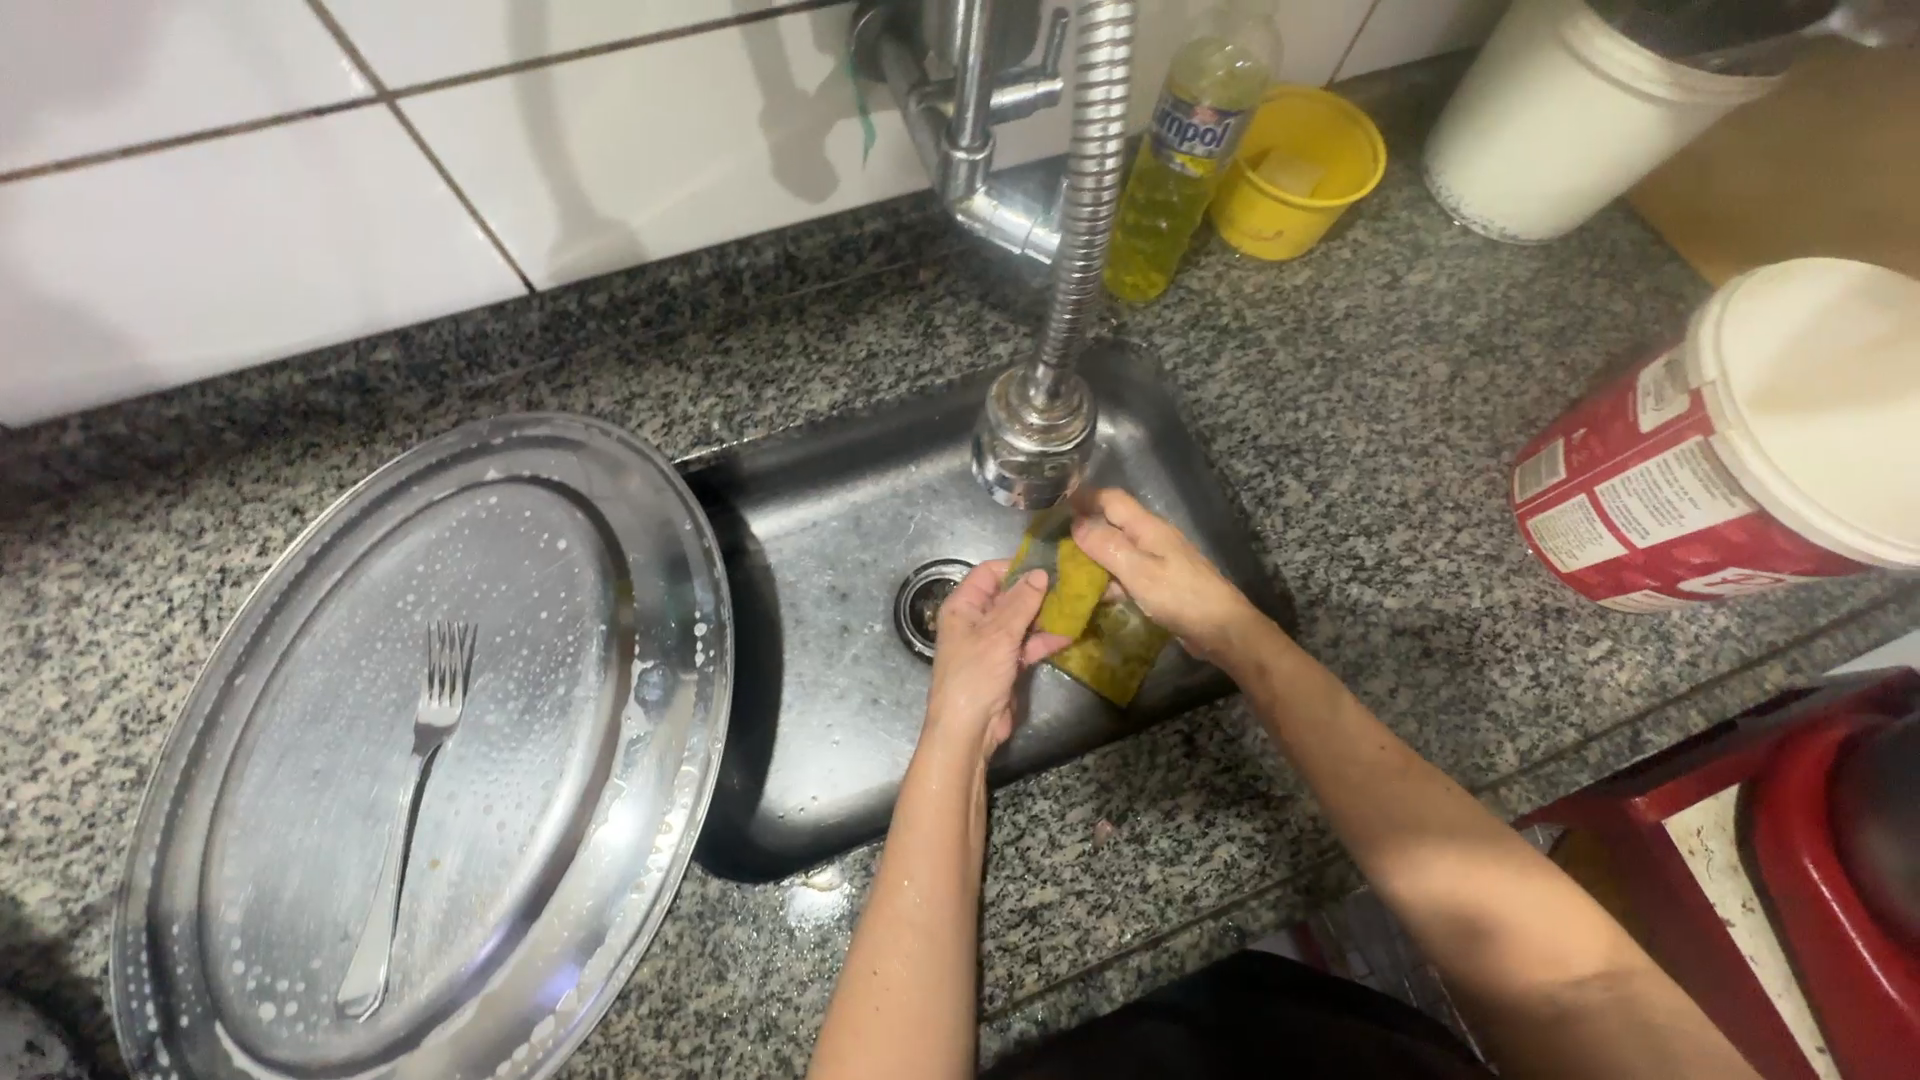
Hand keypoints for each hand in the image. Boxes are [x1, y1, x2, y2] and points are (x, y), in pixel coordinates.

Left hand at [923, 560, 1072, 766]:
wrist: (969, 730)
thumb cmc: (975, 675)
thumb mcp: (999, 634)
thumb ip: (1021, 602)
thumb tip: (1041, 573)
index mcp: (963, 606)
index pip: (988, 573)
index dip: (1015, 567)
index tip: (1047, 566)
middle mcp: (976, 620)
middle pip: (1008, 596)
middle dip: (1036, 592)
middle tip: (1069, 584)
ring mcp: (992, 643)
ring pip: (1021, 621)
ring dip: (1044, 616)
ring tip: (1075, 606)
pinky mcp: (1007, 664)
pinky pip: (1027, 644)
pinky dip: (1044, 640)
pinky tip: (1069, 634)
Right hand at [1070, 488, 1272, 665]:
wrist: (1222, 629)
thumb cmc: (1180, 596)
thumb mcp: (1137, 571)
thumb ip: (1106, 546)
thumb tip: (1076, 524)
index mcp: (1148, 527)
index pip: (1112, 499)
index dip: (1085, 497)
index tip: (1056, 504)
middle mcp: (1153, 537)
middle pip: (1114, 523)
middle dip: (1085, 528)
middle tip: (1053, 541)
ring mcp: (1158, 560)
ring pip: (1119, 549)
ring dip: (1095, 556)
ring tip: (1066, 568)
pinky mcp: (1161, 582)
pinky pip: (1128, 572)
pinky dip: (1109, 578)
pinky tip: (1096, 594)